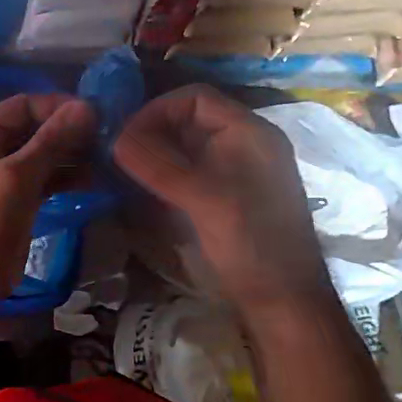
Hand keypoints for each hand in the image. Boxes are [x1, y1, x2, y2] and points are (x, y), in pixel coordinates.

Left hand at [0, 94, 96, 306]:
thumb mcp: (17, 178)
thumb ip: (51, 141)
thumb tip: (86, 106)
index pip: (22, 105)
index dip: (58, 106)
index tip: (96, 115)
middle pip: (34, 127)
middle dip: (69, 130)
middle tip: (107, 136)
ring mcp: (2, 175)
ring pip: (43, 153)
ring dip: (72, 154)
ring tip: (105, 156)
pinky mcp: (17, 199)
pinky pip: (45, 178)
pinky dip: (67, 176)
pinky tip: (94, 179)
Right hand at [114, 85, 328, 303]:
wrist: (285, 303)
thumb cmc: (251, 245)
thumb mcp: (204, 200)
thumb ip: (160, 165)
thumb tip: (115, 138)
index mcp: (249, 133)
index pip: (195, 98)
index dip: (157, 110)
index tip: (125, 137)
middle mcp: (245, 145)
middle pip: (190, 121)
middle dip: (153, 133)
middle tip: (118, 157)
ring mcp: (238, 173)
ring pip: (188, 149)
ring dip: (156, 156)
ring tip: (126, 174)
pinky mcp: (229, 199)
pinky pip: (192, 174)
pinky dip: (167, 177)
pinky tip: (147, 194)